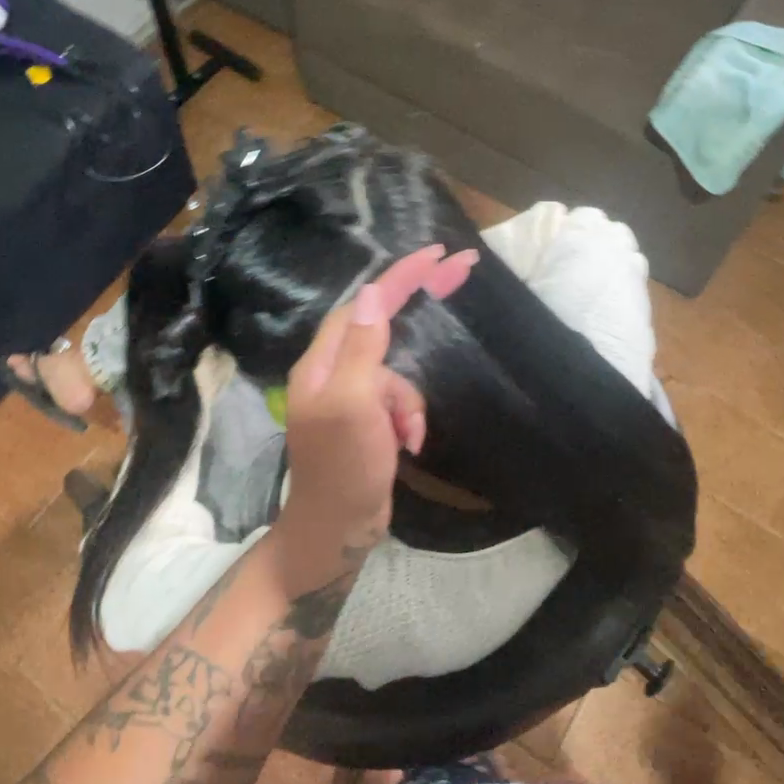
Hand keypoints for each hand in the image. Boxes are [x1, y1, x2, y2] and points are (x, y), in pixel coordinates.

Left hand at [277, 244, 476, 550]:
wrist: (337, 529)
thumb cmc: (343, 469)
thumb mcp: (352, 405)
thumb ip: (363, 348)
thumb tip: (375, 293)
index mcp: (321, 363)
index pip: (364, 304)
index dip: (400, 277)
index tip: (437, 254)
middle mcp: (332, 373)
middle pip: (380, 325)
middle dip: (417, 307)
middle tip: (462, 271)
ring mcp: (350, 399)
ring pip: (397, 374)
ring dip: (409, 403)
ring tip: (405, 434)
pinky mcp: (367, 422)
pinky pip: (398, 404)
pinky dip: (408, 421)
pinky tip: (407, 446)